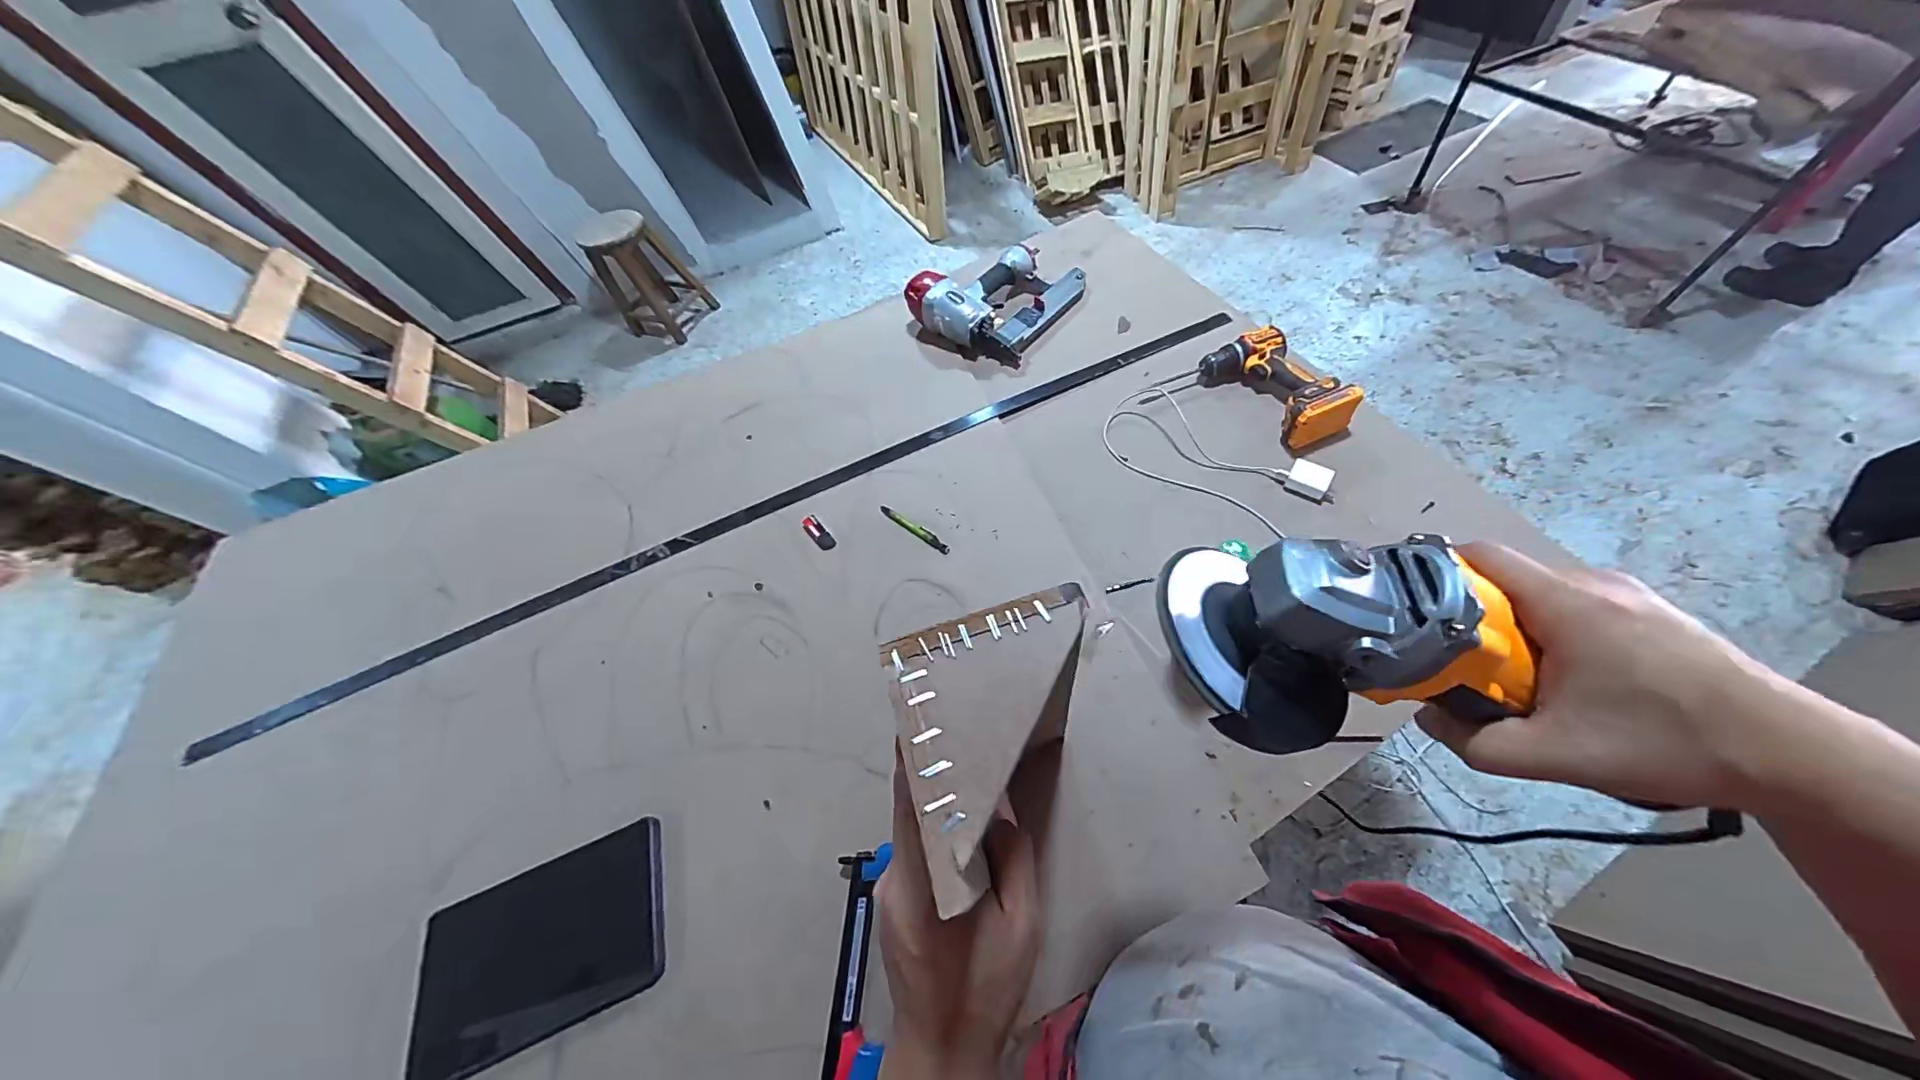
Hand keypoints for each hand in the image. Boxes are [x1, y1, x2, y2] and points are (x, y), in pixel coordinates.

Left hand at [877, 747, 1039, 1079]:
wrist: (944, 1044)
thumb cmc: (985, 992)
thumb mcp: (1021, 929)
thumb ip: (1014, 862)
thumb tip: (1001, 809)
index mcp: (918, 889)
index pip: (908, 809)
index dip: (911, 763)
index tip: (919, 722)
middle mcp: (893, 879)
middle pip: (906, 810)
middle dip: (928, 769)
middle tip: (953, 727)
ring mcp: (889, 886)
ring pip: (909, 827)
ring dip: (931, 796)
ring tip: (960, 760)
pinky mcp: (894, 895)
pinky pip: (913, 845)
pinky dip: (931, 822)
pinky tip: (955, 812)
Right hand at [1416, 542, 1798, 810]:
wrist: (1793, 756)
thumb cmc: (1667, 743)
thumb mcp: (1554, 756)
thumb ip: (1474, 742)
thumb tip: (1430, 718)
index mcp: (1565, 602)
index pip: (1478, 555)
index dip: (1434, 574)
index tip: (1414, 612)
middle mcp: (1593, 584)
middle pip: (1503, 581)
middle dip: (1473, 619)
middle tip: (1466, 666)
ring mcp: (1626, 596)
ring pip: (1538, 598)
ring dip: (1514, 631)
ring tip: (1518, 680)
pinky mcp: (1648, 614)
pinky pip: (1573, 609)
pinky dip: (1550, 635)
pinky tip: (1568, 681)